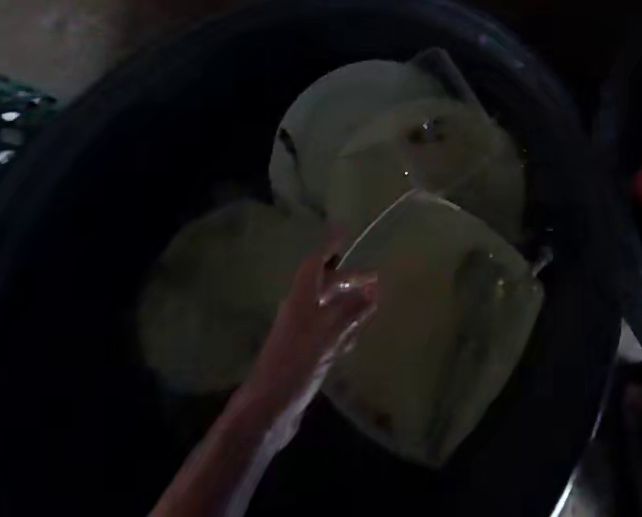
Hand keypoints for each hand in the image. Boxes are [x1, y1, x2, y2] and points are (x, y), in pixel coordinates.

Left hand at [240, 238, 377, 425]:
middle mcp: (299, 311)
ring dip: (348, 302)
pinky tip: (356, 334)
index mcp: (300, 299)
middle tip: (375, 277)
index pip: (315, 263)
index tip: (344, 232)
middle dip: (349, 278)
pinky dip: (344, 326)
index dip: (328, 246)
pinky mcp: (304, 356)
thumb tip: (372, 291)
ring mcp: (301, 334)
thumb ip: (351, 310)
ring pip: (328, 309)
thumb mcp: (328, 332)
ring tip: (372, 301)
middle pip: (325, 286)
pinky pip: (328, 332)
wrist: (266, 410)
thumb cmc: (296, 362)